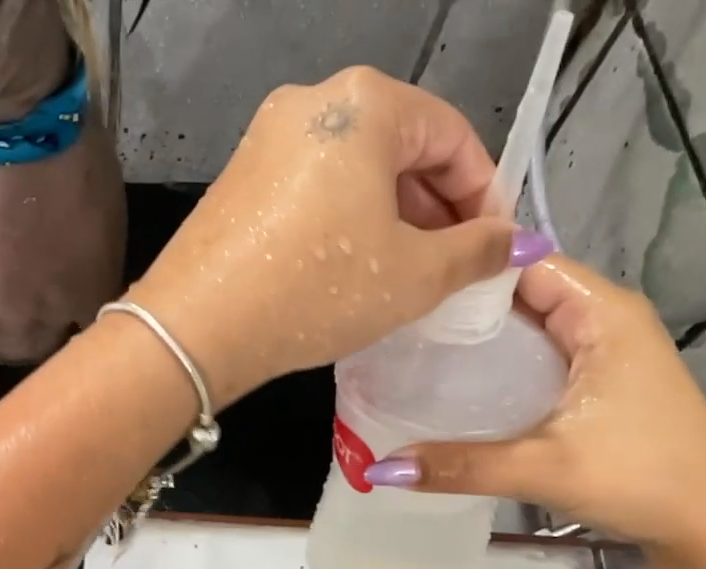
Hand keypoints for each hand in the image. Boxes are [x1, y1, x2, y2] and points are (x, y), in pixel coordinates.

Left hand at [123, 66, 543, 400]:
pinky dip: (344, 224)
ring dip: (391, 220)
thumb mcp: (414, 276)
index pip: (452, 135)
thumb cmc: (315, 290)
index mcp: (364, 102)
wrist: (195, 329)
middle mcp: (309, 103)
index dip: (485, 193)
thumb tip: (510, 241)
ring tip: (404, 276)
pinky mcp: (237, 182)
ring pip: (353, 174)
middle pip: (400, 148)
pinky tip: (350, 273)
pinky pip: (311, 192)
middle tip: (452, 265)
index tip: (494, 245)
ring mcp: (264, 141)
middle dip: (435, 208)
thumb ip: (476, 250)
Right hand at [369, 256, 705, 551]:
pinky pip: (530, 358)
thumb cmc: (641, 476)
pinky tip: (450, 388)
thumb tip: (379, 467)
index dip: (466, 267)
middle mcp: (601, 320)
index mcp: (602, 312)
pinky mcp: (592, 384)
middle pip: (518, 292)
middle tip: (392, 325)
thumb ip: (461, 465)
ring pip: (523, 328)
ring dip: (473, 339)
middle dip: (459, 305)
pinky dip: (492, 367)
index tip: (406, 287)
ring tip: (407, 353)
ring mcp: (598, 353)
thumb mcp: (544, 467)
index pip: (523, 262)